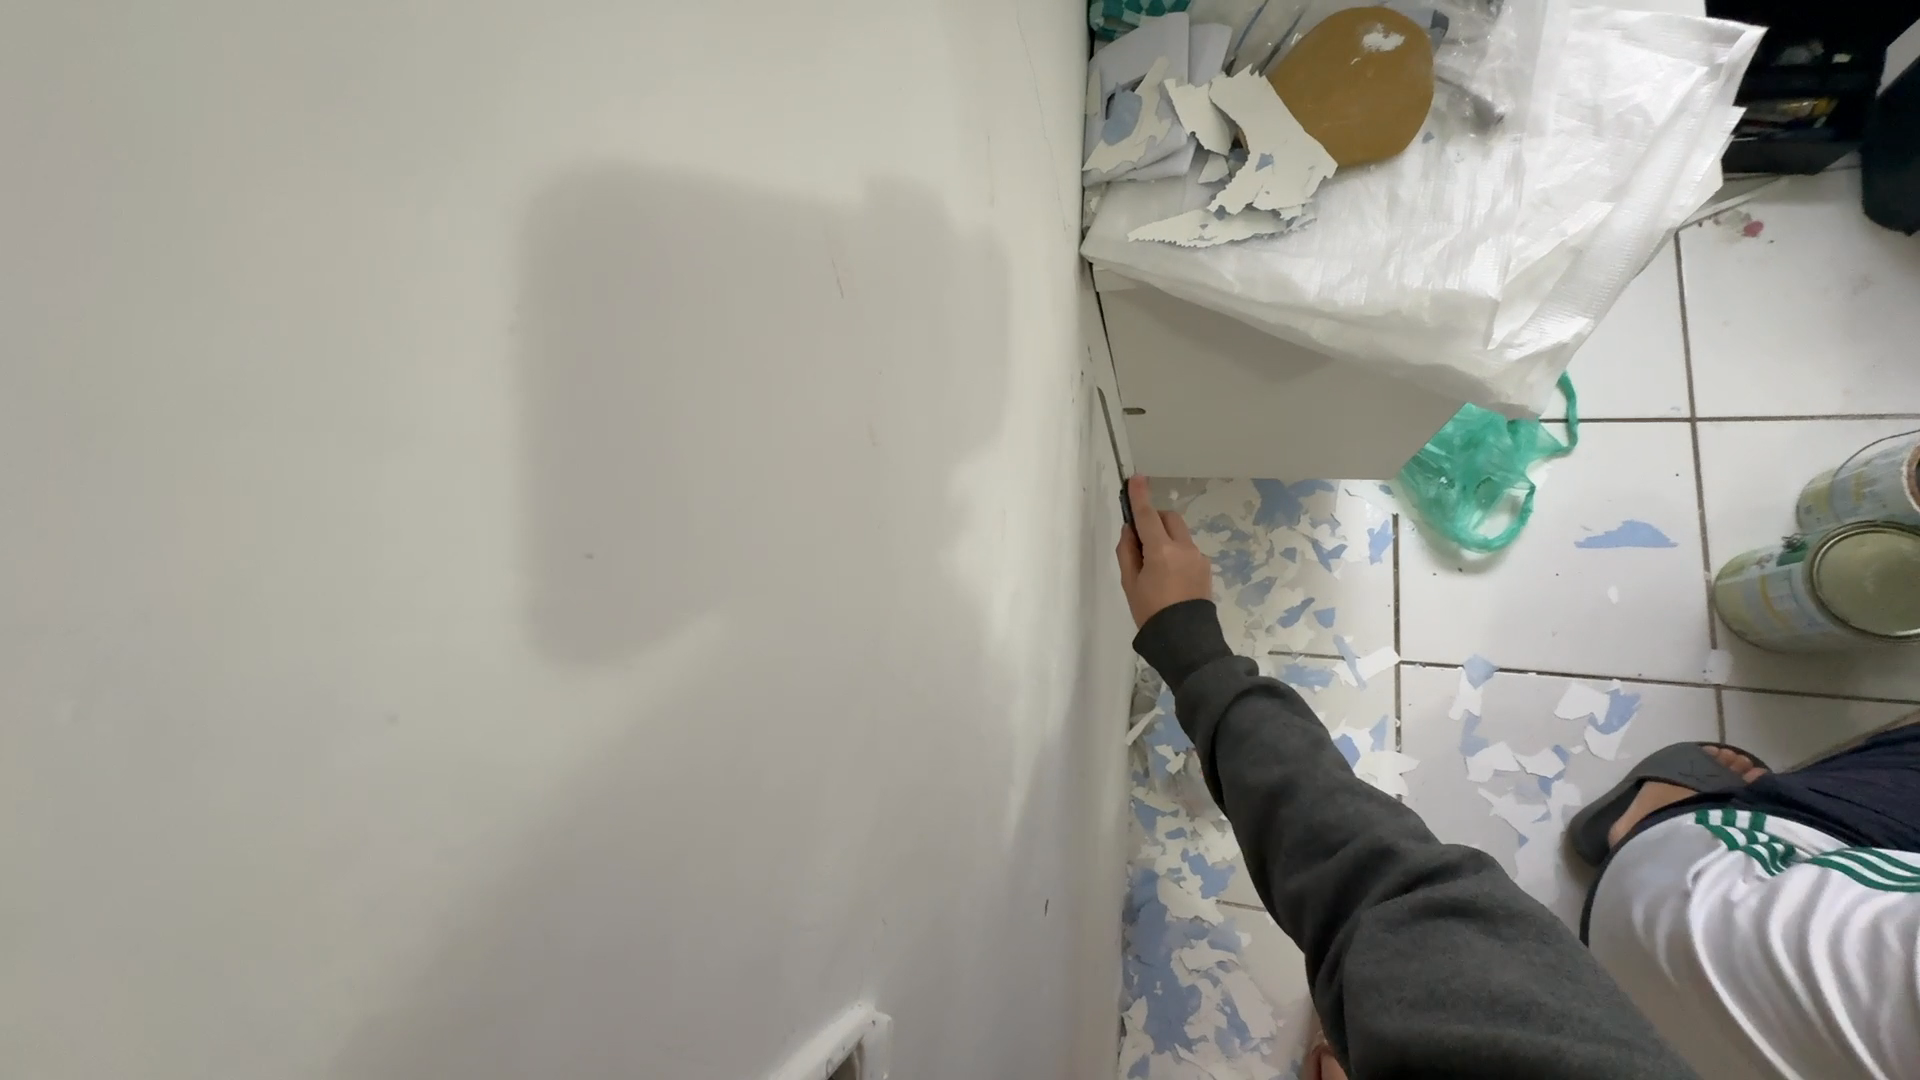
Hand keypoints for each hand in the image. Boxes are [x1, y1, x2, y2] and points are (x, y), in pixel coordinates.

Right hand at [1116, 475, 1213, 627]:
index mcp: (1161, 551)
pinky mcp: (1206, 567)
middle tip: (1140, 538)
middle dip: (1154, 519)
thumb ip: (1128, 551)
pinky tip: (1169, 576)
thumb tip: (1130, 530)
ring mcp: (1198, 557)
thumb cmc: (1150, 613)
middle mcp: (1183, 548)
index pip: (1146, 516)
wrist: (1185, 640)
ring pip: (1179, 533)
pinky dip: (1175, 551)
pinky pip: (1187, 549)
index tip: (1135, 478)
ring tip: (1154, 565)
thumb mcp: (1130, 583)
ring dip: (1165, 536)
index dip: (1139, 496)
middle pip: (1168, 518)